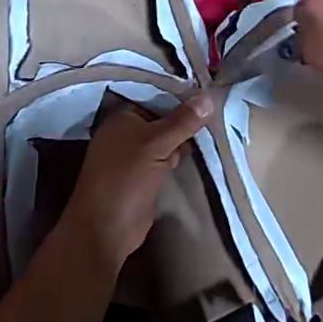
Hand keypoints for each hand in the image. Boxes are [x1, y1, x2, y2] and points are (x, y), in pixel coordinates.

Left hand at [60, 95, 213, 270]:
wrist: (107, 227)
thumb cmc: (126, 177)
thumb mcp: (156, 144)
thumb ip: (182, 122)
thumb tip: (208, 97)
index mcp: (122, 116)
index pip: (156, 95)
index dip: (180, 95)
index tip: (208, 94)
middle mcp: (127, 131)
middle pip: (162, 117)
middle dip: (185, 118)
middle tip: (215, 113)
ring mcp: (136, 153)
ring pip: (166, 138)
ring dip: (184, 138)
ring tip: (215, 128)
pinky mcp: (145, 173)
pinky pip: (167, 157)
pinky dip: (179, 155)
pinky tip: (200, 150)